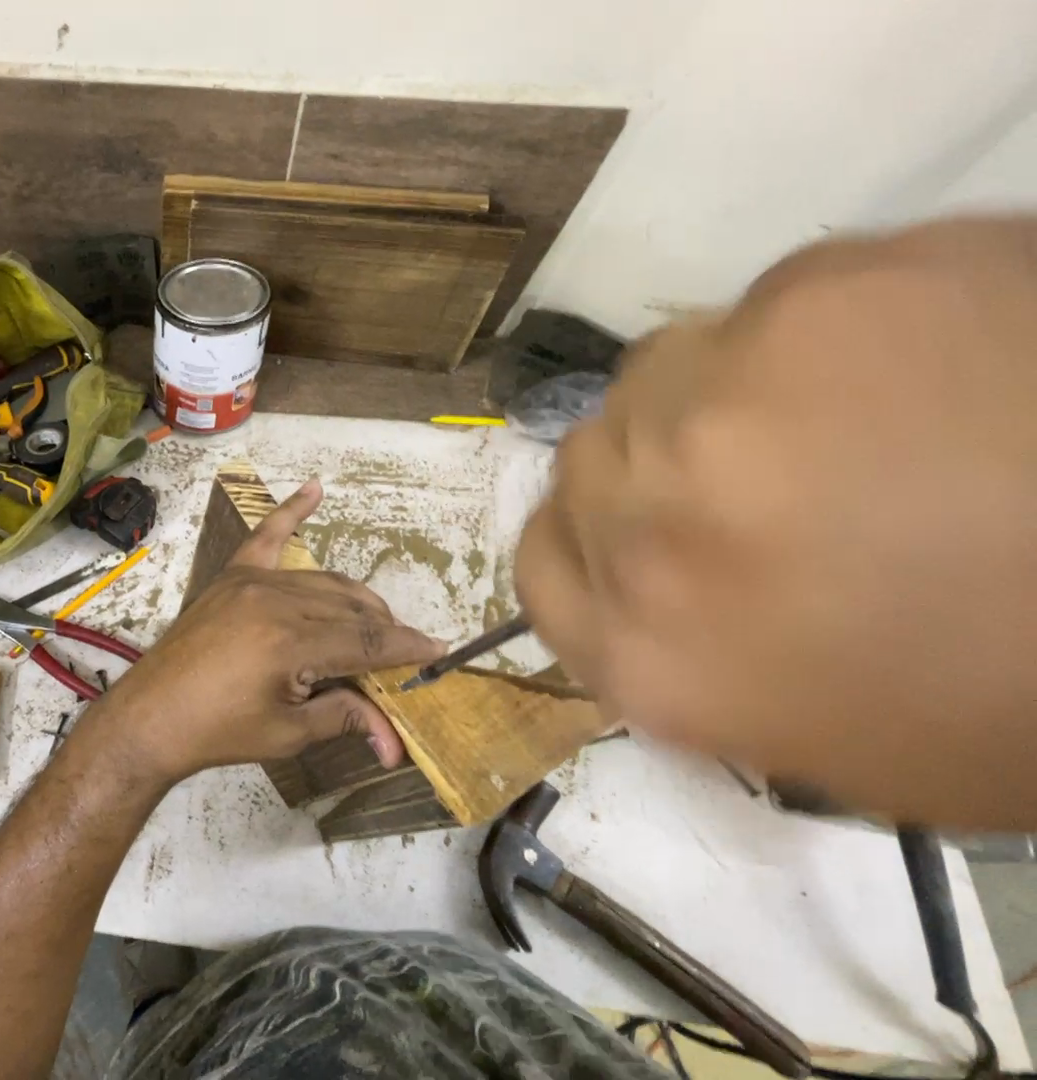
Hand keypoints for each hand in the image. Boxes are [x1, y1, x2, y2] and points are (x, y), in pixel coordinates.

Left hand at [90, 479, 443, 787]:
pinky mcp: (229, 578)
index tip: (438, 653)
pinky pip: (266, 536)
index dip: (407, 649)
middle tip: (399, 654)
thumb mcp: (287, 733)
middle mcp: (275, 601)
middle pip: (350, 608)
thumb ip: (345, 718)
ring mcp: (249, 582)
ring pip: (322, 581)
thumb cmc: (218, 731)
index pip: (369, 641)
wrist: (151, 716)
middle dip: (383, 630)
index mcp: (292, 642)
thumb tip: (395, 743)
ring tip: (375, 621)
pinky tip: (314, 488)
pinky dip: (290, 511)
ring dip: (354, 600)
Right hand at [515, 216, 1036, 828]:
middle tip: (781, 484)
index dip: (594, 546)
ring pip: (656, 376)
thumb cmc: (1021, 690)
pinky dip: (827, 333)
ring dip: (726, 398)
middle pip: (587, 464)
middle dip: (664, 474)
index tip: (660, 539)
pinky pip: (767, 307)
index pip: (539, 565)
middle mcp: (648, 534)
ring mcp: (719, 415)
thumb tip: (632, 570)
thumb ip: (673, 650)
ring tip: (864, 419)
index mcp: (651, 657)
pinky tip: (937, 362)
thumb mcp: (816, 737)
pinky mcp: (823, 303)